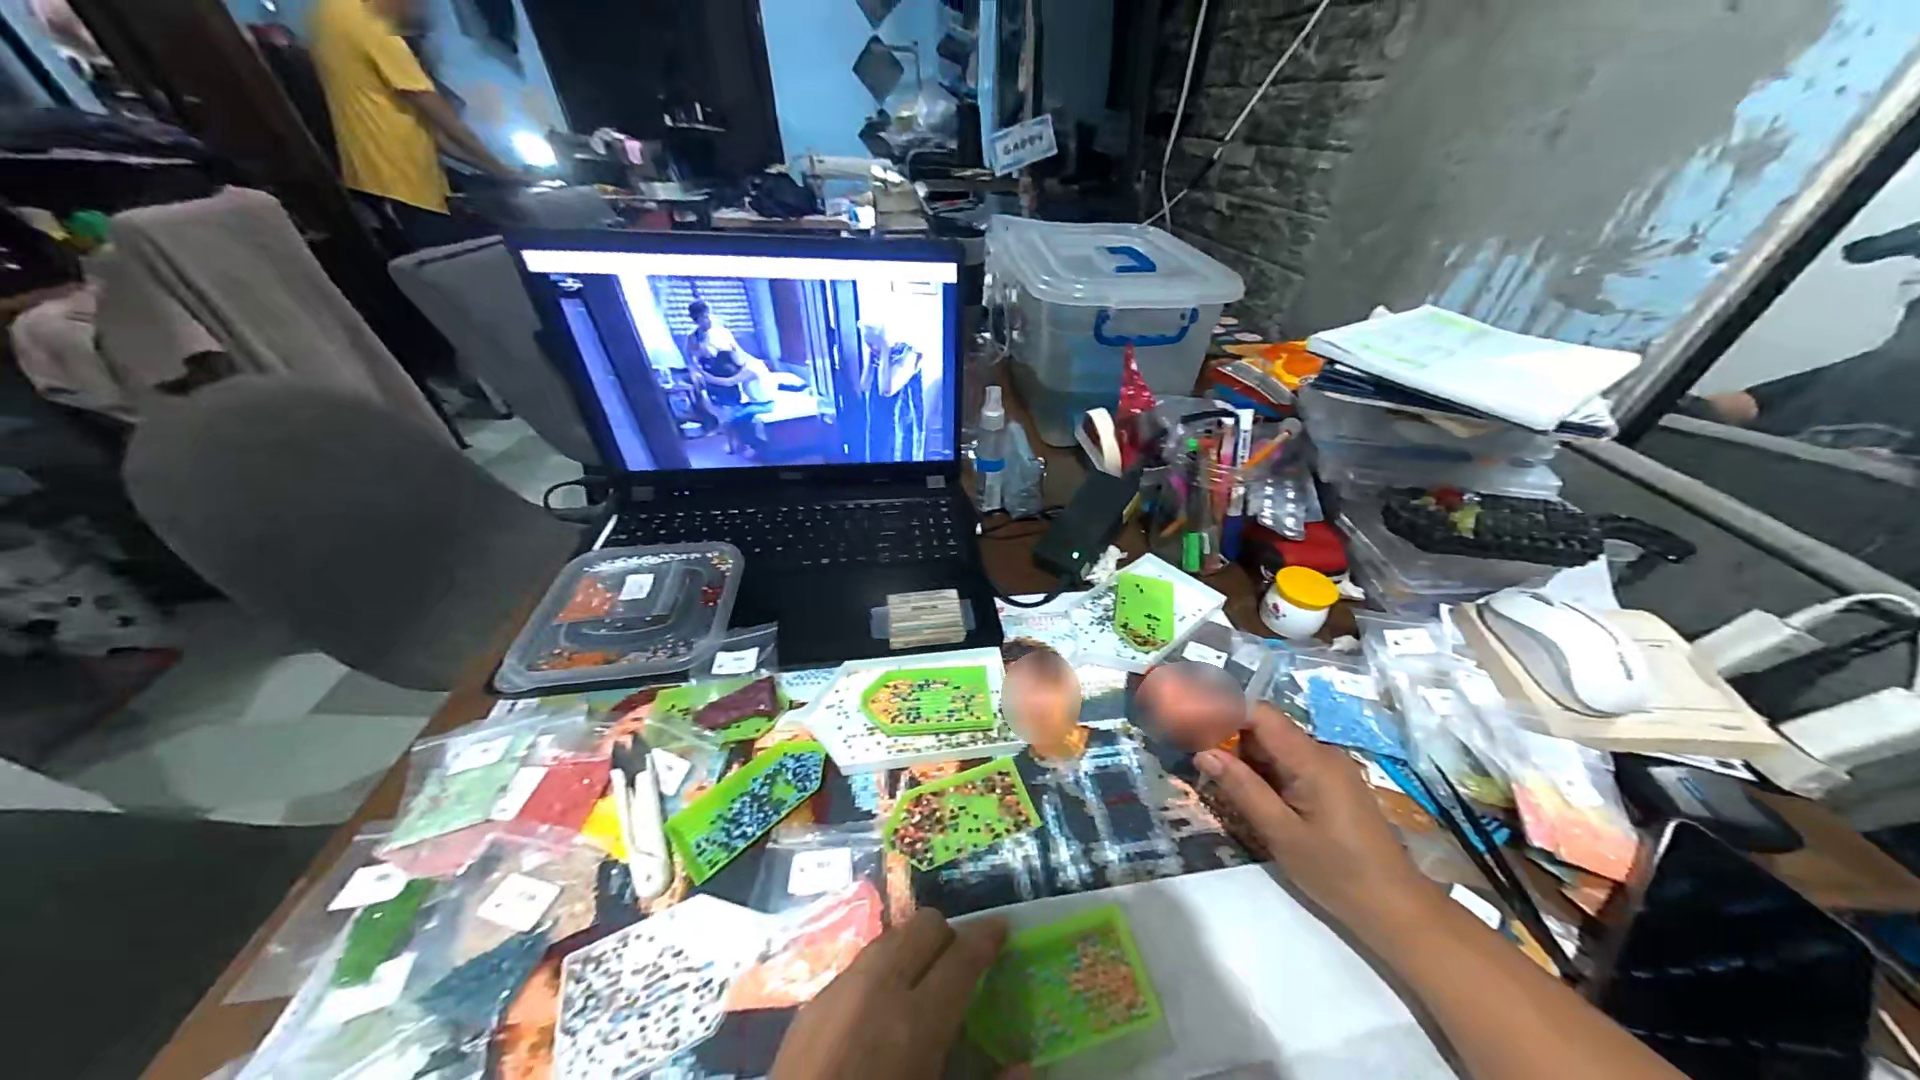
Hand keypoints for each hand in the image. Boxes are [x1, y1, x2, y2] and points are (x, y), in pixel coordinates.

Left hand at [771, 908, 1006, 1079]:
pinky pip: (858, 966)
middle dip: (948, 936)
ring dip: (912, 950)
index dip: (987, 938)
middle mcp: (876, 989)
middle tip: (960, 967)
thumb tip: (1027, 1066)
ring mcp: (838, 991)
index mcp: (915, 1021)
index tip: (1002, 929)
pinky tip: (877, 1012)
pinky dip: (879, 972)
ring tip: (921, 985)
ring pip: (888, 939)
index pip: (962, 957)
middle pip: (923, 927)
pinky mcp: (810, 1005)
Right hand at [1196, 704, 1433, 937]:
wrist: (1396, 908)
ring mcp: (1329, 769)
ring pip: (1274, 745)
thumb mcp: (1281, 833)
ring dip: (1242, 752)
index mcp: (1312, 760)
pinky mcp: (1330, 784)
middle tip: (1192, 750)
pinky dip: (1260, 768)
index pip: (1259, 714)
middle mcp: (1322, 754)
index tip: (1189, 722)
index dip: (1222, 711)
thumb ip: (1242, 788)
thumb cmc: (1337, 873)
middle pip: (1265, 726)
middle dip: (1225, 733)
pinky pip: (1288, 762)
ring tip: (1210, 769)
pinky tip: (1241, 786)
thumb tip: (1203, 753)